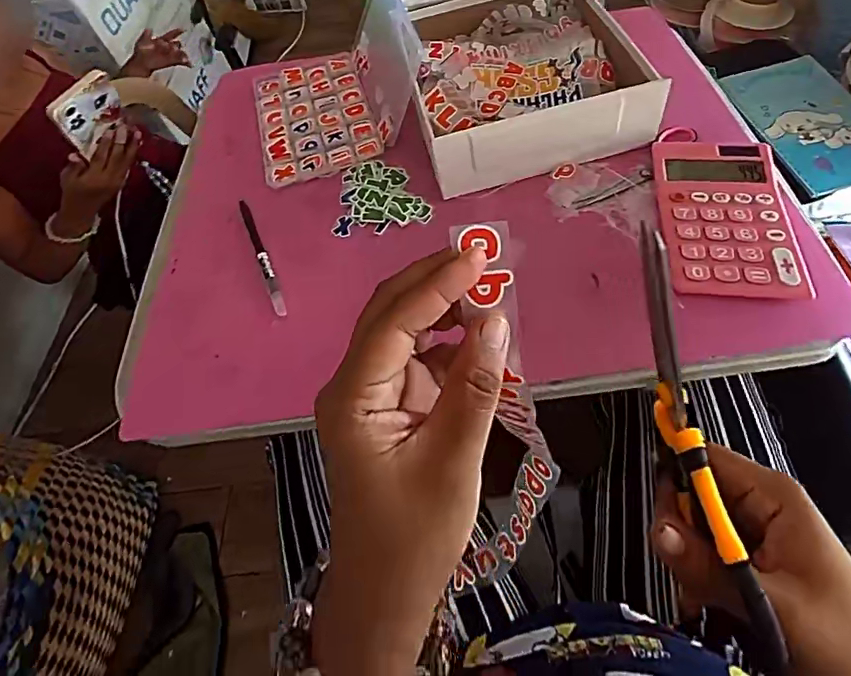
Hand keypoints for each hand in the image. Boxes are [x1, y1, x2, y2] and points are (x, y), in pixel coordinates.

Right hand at [55, 126, 139, 229]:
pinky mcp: (122, 182)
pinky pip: (128, 166)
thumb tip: (76, 153)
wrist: (82, 212)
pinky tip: (135, 145)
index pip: (101, 157)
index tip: (111, 129)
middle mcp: (109, 178)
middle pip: (118, 157)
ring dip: (133, 146)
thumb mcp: (67, 179)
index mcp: (93, 178)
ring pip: (127, 161)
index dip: (107, 143)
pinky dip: (132, 155)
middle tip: (126, 126)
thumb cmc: (71, 193)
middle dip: (123, 141)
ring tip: (137, 133)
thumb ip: (74, 166)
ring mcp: (118, 180)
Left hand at [121, 29, 187, 76]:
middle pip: (176, 45)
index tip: (183, 30)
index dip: (176, 32)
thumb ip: (145, 36)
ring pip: (179, 53)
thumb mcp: (141, 43)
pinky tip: (188, 64)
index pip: (170, 35)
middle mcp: (166, 48)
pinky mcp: (171, 63)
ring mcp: (169, 55)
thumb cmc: (139, 55)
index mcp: (160, 41)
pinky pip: (181, 61)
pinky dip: (185, 62)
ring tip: (183, 57)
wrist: (139, 68)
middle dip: (177, 46)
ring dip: (181, 54)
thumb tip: (149, 29)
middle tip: (176, 49)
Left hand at [312, 248, 510, 675]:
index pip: (395, 322)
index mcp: (354, 397)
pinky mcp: (393, 400)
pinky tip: (479, 335)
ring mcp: (373, 389)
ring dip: (443, 304)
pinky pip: (421, 353)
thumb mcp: (453, 462)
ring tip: (487, 288)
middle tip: (482, 256)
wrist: (388, 592)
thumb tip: (497, 320)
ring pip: (404, 325)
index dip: (437, 285)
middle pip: (390, 311)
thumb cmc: (415, 535)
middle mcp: (355, 382)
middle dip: (434, 279)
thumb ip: (475, 387)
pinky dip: (450, 338)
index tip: (478, 257)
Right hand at [652, 444, 850, 675]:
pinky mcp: (760, 565)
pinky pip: (715, 557)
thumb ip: (710, 567)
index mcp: (773, 495)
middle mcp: (765, 506)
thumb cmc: (846, 643)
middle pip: (698, 496)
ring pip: (703, 531)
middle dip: (683, 533)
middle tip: (685, 575)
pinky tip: (708, 607)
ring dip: (692, 563)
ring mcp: (762, 537)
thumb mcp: (772, 605)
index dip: (677, 480)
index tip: (661, 521)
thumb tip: (660, 530)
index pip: (706, 458)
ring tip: (700, 601)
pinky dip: (703, 580)